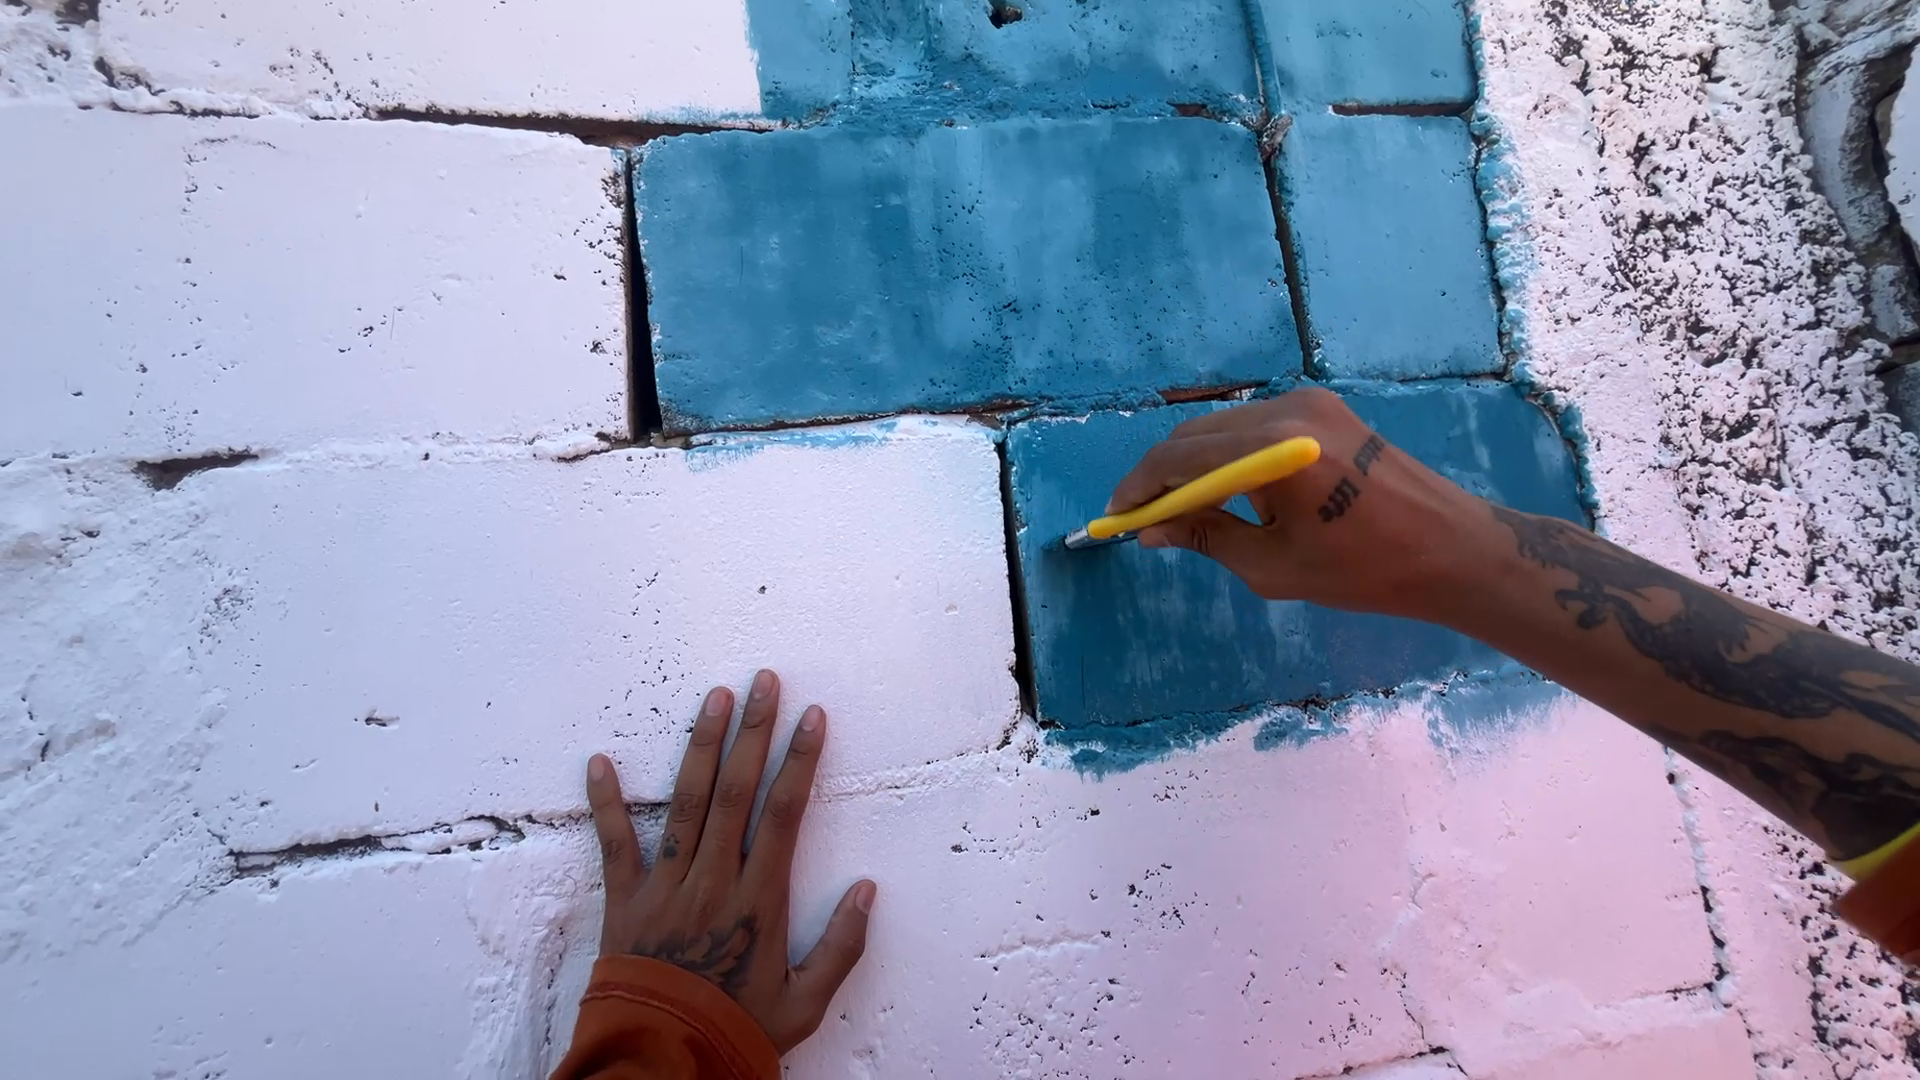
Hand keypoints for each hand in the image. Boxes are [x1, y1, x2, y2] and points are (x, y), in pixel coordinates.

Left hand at [585, 670, 875, 1053]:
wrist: (656, 1070)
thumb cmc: (733, 1032)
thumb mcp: (804, 1005)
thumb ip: (841, 949)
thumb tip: (867, 890)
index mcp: (758, 898)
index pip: (784, 811)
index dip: (800, 759)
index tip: (812, 717)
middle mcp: (712, 880)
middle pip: (736, 790)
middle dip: (754, 731)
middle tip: (765, 682)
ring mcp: (665, 886)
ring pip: (686, 803)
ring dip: (702, 746)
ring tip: (715, 698)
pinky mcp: (625, 901)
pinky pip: (614, 844)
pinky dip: (606, 803)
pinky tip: (599, 762)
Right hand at [1106, 386, 1495, 620]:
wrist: (1454, 549)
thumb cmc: (1363, 571)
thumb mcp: (1271, 565)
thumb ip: (1204, 537)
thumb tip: (1151, 531)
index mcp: (1275, 449)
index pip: (1180, 458)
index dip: (1140, 487)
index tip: (1116, 515)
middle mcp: (1286, 409)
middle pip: (1194, 435)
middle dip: (1160, 475)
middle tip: (1142, 516)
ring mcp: (1307, 401)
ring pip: (1219, 428)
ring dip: (1190, 465)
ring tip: (1180, 509)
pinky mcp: (1322, 406)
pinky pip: (1250, 426)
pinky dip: (1223, 456)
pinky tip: (1222, 491)